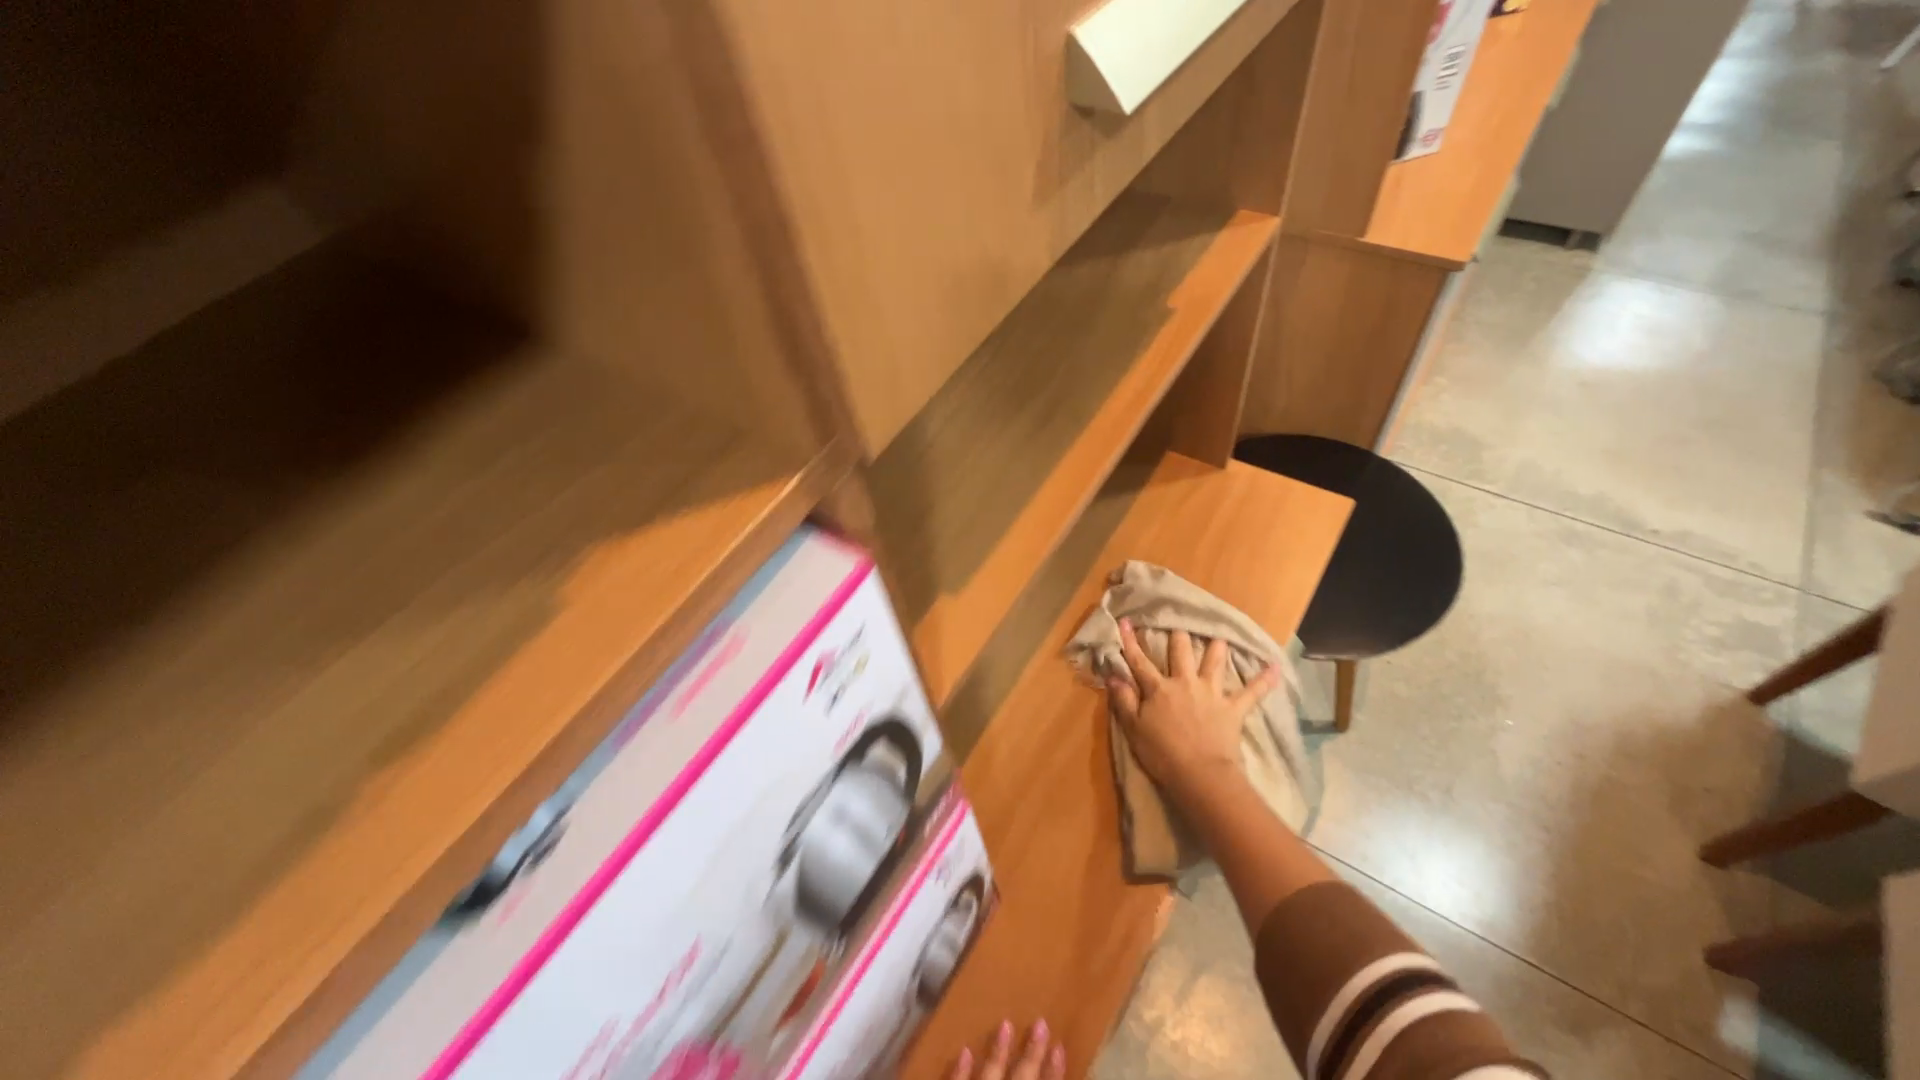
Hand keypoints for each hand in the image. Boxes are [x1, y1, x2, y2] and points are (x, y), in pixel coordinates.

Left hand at [948, 1020, 1064, 1079]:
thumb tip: (1040, 1071)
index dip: (1055, 1071)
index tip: (1060, 1047)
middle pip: (1022, 1079)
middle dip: (1032, 1053)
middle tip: (1041, 1022)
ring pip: (991, 1076)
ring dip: (999, 1053)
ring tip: (1005, 1024)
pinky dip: (960, 1072)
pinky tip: (965, 1051)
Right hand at [1107, 620, 1276, 799]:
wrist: (1199, 773)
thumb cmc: (1161, 753)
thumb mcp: (1133, 728)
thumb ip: (1123, 700)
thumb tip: (1113, 675)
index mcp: (1158, 689)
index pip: (1139, 661)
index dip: (1130, 641)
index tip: (1125, 621)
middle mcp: (1185, 682)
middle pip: (1181, 652)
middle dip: (1178, 636)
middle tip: (1179, 625)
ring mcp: (1211, 693)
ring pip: (1214, 661)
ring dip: (1217, 648)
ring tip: (1220, 636)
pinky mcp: (1233, 708)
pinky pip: (1253, 691)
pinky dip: (1265, 679)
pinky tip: (1276, 667)